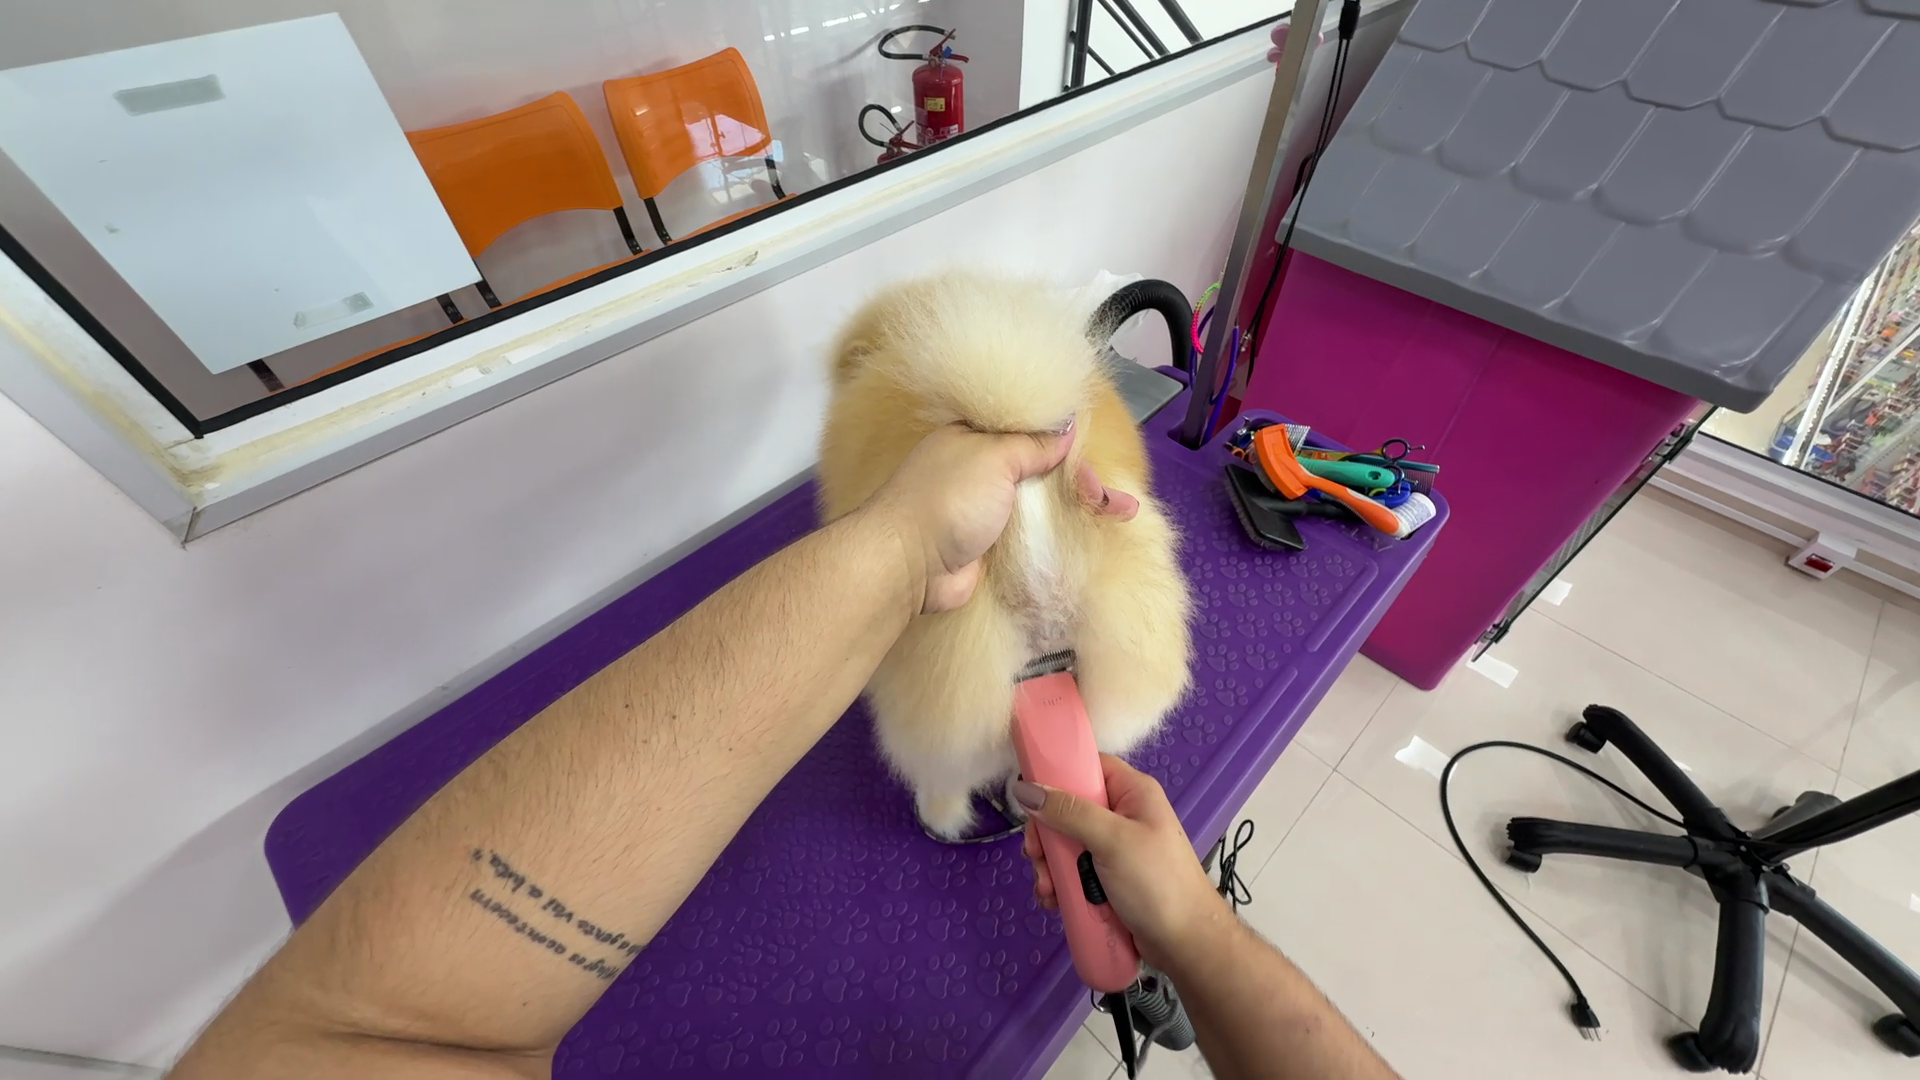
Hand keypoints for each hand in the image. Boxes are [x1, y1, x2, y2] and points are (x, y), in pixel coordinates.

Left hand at [866, 422, 1138, 613]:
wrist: (911, 564)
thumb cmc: (949, 499)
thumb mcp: (993, 456)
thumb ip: (1033, 444)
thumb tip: (1065, 428)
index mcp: (976, 437)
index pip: (1031, 431)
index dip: (1066, 442)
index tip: (1093, 458)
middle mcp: (983, 470)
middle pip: (1045, 469)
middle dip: (1083, 480)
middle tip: (1114, 500)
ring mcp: (988, 510)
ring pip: (1045, 502)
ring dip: (1083, 506)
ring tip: (1122, 513)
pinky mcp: (994, 545)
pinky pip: (1035, 533)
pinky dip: (1062, 533)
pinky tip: (1094, 532)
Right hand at [1015, 755, 1229, 971]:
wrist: (1188, 947)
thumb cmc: (1156, 883)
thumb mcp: (1112, 840)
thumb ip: (1068, 812)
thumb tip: (1024, 788)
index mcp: (1131, 791)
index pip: (1087, 766)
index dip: (1057, 775)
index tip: (1029, 796)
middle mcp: (1122, 814)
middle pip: (1069, 808)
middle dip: (1047, 834)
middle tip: (1036, 855)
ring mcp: (1115, 848)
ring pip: (1067, 843)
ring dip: (1050, 865)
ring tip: (1047, 888)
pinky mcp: (1108, 877)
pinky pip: (1074, 870)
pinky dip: (1060, 884)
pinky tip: (1054, 900)